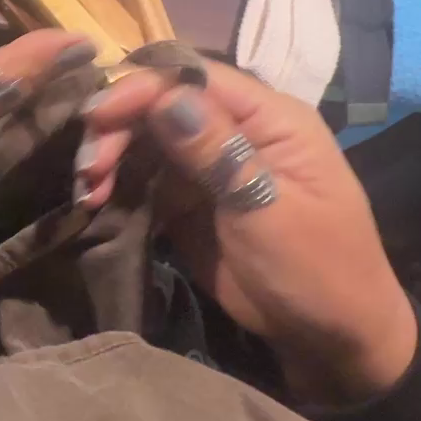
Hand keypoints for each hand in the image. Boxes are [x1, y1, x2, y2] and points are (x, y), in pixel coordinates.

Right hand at [79, 63, 417, 406]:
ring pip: (143, 135)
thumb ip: (219, 153)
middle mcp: (234, 127)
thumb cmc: (318, 272)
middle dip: (117, 127)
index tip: (97, 116)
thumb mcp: (270, 212)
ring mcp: (208, 160)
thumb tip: (167, 96)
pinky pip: (142, 172)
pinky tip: (97, 200)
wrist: (332, 343)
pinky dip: (116, 182)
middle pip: (159, 102)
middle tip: (89, 169)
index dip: (141, 89)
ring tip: (89, 190)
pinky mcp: (187, 193)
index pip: (193, 78)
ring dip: (110, 155)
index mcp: (269, 117)